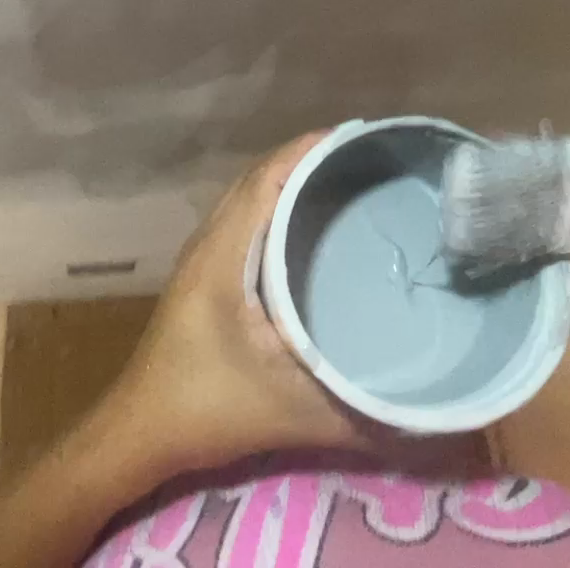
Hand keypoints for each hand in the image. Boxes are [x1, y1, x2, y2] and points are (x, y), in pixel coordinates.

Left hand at [101, 132, 369, 473]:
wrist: (141, 430)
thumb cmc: (206, 407)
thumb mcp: (290, 412)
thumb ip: (359, 416)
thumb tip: (428, 416)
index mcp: (223, 253)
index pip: (266, 178)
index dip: (308, 150)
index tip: (361, 139)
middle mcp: (210, 241)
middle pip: (258, 178)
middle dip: (308, 159)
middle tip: (368, 159)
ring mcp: (203, 256)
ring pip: (248, 197)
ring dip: (289, 181)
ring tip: (346, 181)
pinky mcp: (204, 274)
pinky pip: (244, 220)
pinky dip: (275, 206)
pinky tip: (309, 227)